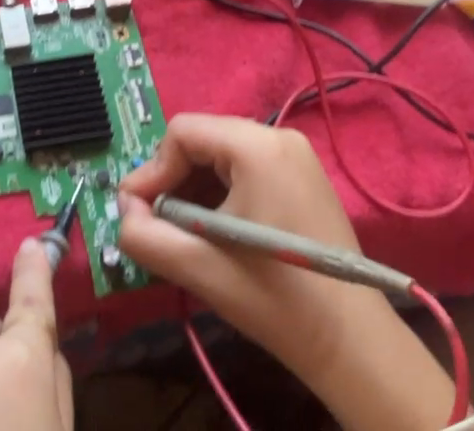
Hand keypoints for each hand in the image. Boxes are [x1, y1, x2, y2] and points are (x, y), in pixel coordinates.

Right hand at [119, 115, 454, 430]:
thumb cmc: (273, 298)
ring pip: (223, 155)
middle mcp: (280, 137)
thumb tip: (124, 208)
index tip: (139, 211)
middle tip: (161, 224)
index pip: (182, 133)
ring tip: (188, 233)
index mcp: (257, 147)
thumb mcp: (197, 267)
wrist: (350, 340)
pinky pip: (247, 168)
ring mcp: (298, 156)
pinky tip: (218, 232)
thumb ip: (144, 234)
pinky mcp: (305, 178)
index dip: (152, 170)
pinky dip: (222, 193)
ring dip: (195, 189)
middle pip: (203, 140)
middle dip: (173, 180)